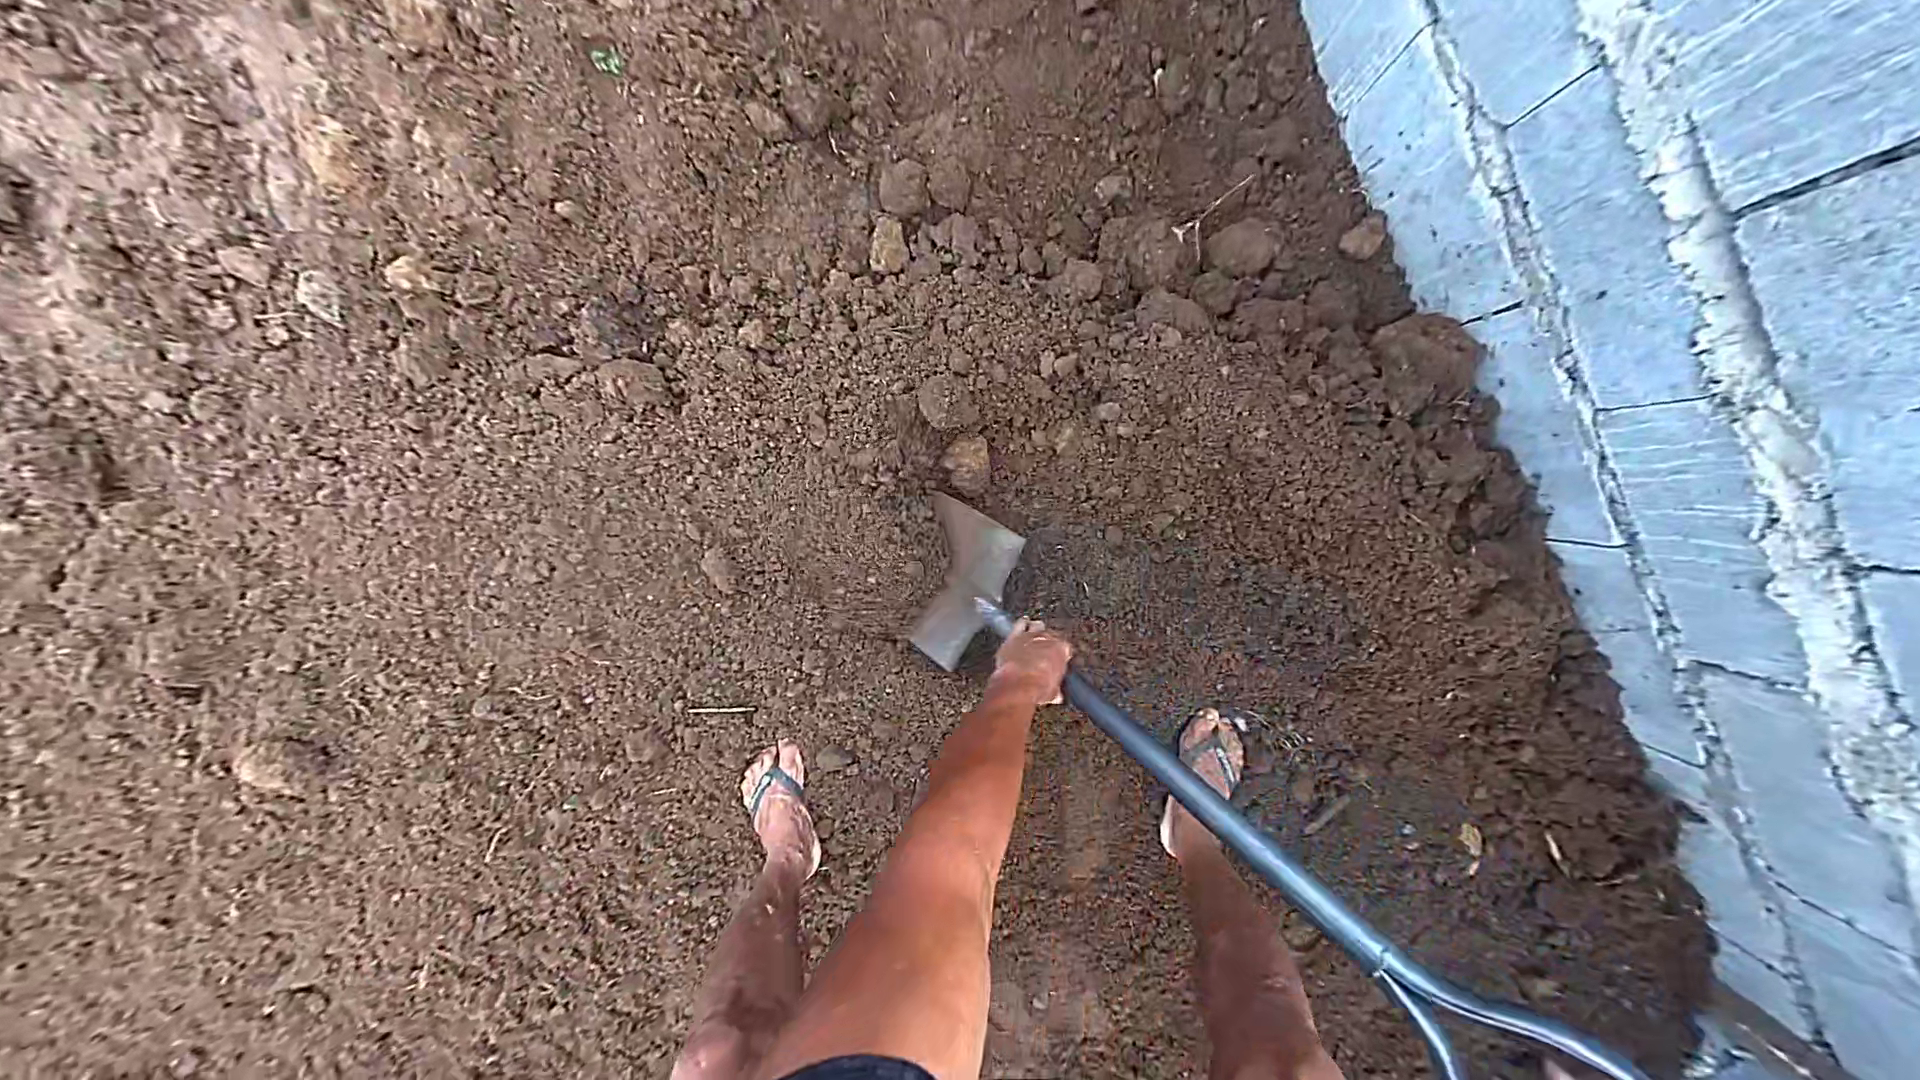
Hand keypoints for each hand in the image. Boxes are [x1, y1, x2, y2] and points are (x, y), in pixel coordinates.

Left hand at [989, 618, 1071, 705]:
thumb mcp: (1052, 692)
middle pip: (1051, 635)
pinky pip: (1020, 625)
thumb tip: (1057, 695)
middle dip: (1050, 642)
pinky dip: (1022, 624)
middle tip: (1046, 649)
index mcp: (1061, 650)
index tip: (1060, 660)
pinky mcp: (1014, 637)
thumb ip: (1056, 689)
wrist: (1017, 684)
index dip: (1062, 654)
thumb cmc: (1037, 687)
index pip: (1065, 648)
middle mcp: (1047, 639)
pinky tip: (1023, 622)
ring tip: (1038, 629)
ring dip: (1038, 629)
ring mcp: (1029, 636)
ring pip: (1037, 626)